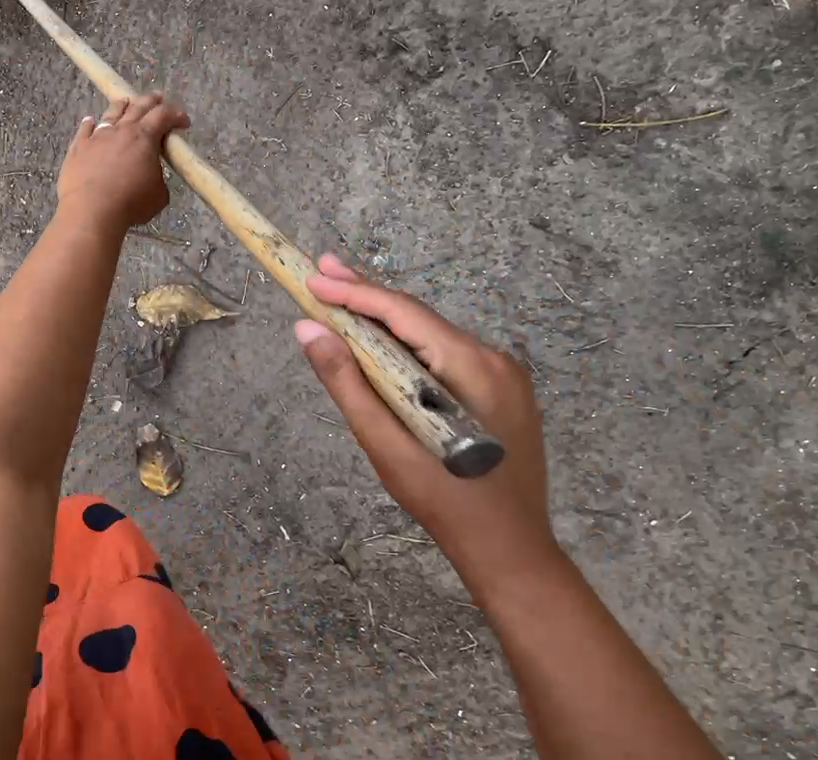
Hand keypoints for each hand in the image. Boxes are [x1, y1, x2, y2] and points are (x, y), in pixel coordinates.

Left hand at [55, 94, 189, 231]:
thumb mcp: (158, 194)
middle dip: (151, 101)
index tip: (183, 122)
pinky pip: (84, 129)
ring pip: (111, 113)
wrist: (90, 210)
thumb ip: (158, 177)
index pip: (164, 116)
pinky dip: (89, 123)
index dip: (176, 115)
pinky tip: (89, 120)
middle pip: (138, 106)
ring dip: (121, 105)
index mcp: (144, 138)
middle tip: (158, 97)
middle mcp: (120, 131)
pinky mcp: (77, 148)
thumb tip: (151, 174)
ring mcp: (96, 137)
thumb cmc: (130, 203)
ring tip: (126, 101)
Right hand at [293, 255, 558, 596]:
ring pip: (427, 333)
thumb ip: (346, 381)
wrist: (510, 551)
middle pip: (417, 316)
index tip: (311, 278)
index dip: (354, 292)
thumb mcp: (384, 442)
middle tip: (320, 266)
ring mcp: (500, 375)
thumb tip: (307, 329)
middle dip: (365, 292)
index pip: (403, 313)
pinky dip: (402, 340)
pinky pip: (439, 352)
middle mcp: (493, 359)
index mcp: (471, 367)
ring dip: (381, 316)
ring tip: (338, 294)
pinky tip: (374, 337)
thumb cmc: (444, 500)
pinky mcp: (497, 391)